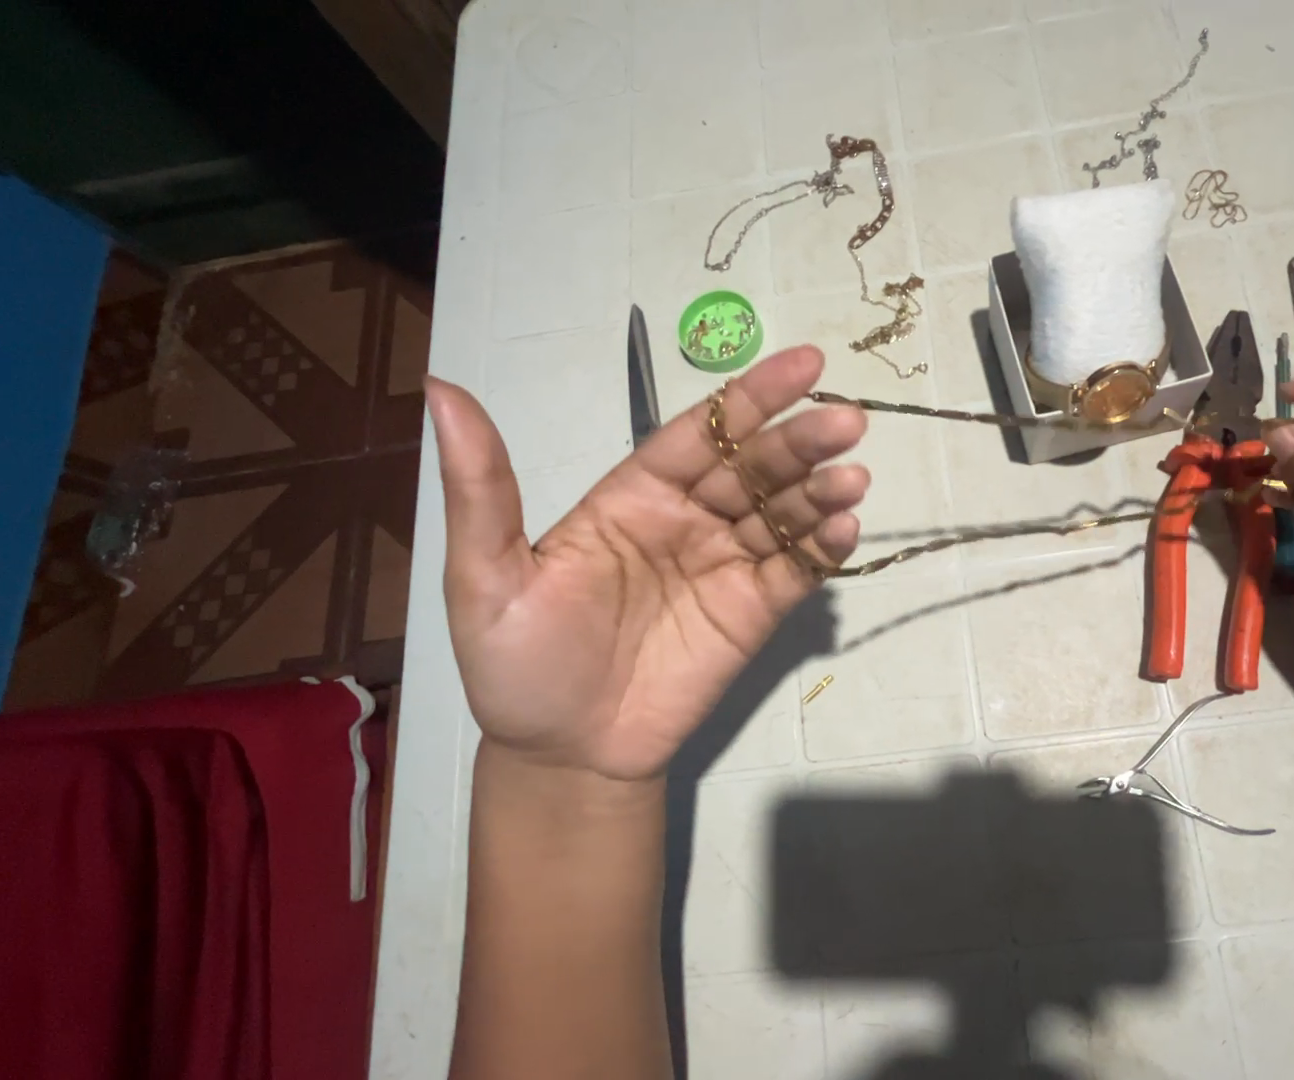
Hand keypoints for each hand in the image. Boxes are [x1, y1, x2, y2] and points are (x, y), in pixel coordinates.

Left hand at [426, 347, 868, 781]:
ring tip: (853, 478)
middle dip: (800, 441)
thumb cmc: (520, 665)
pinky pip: (795, 572)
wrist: (566, 755)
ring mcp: (727, 566)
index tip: (805, 362)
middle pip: (754, 466)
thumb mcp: (486, 578)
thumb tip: (441, 387)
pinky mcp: (753, 613)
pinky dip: (823, 550)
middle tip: (848, 421)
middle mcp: (689, 519)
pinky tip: (845, 530)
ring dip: (821, 492)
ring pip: (784, 514)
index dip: (750, 397)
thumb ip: (483, 489)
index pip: (701, 432)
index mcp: (634, 496)